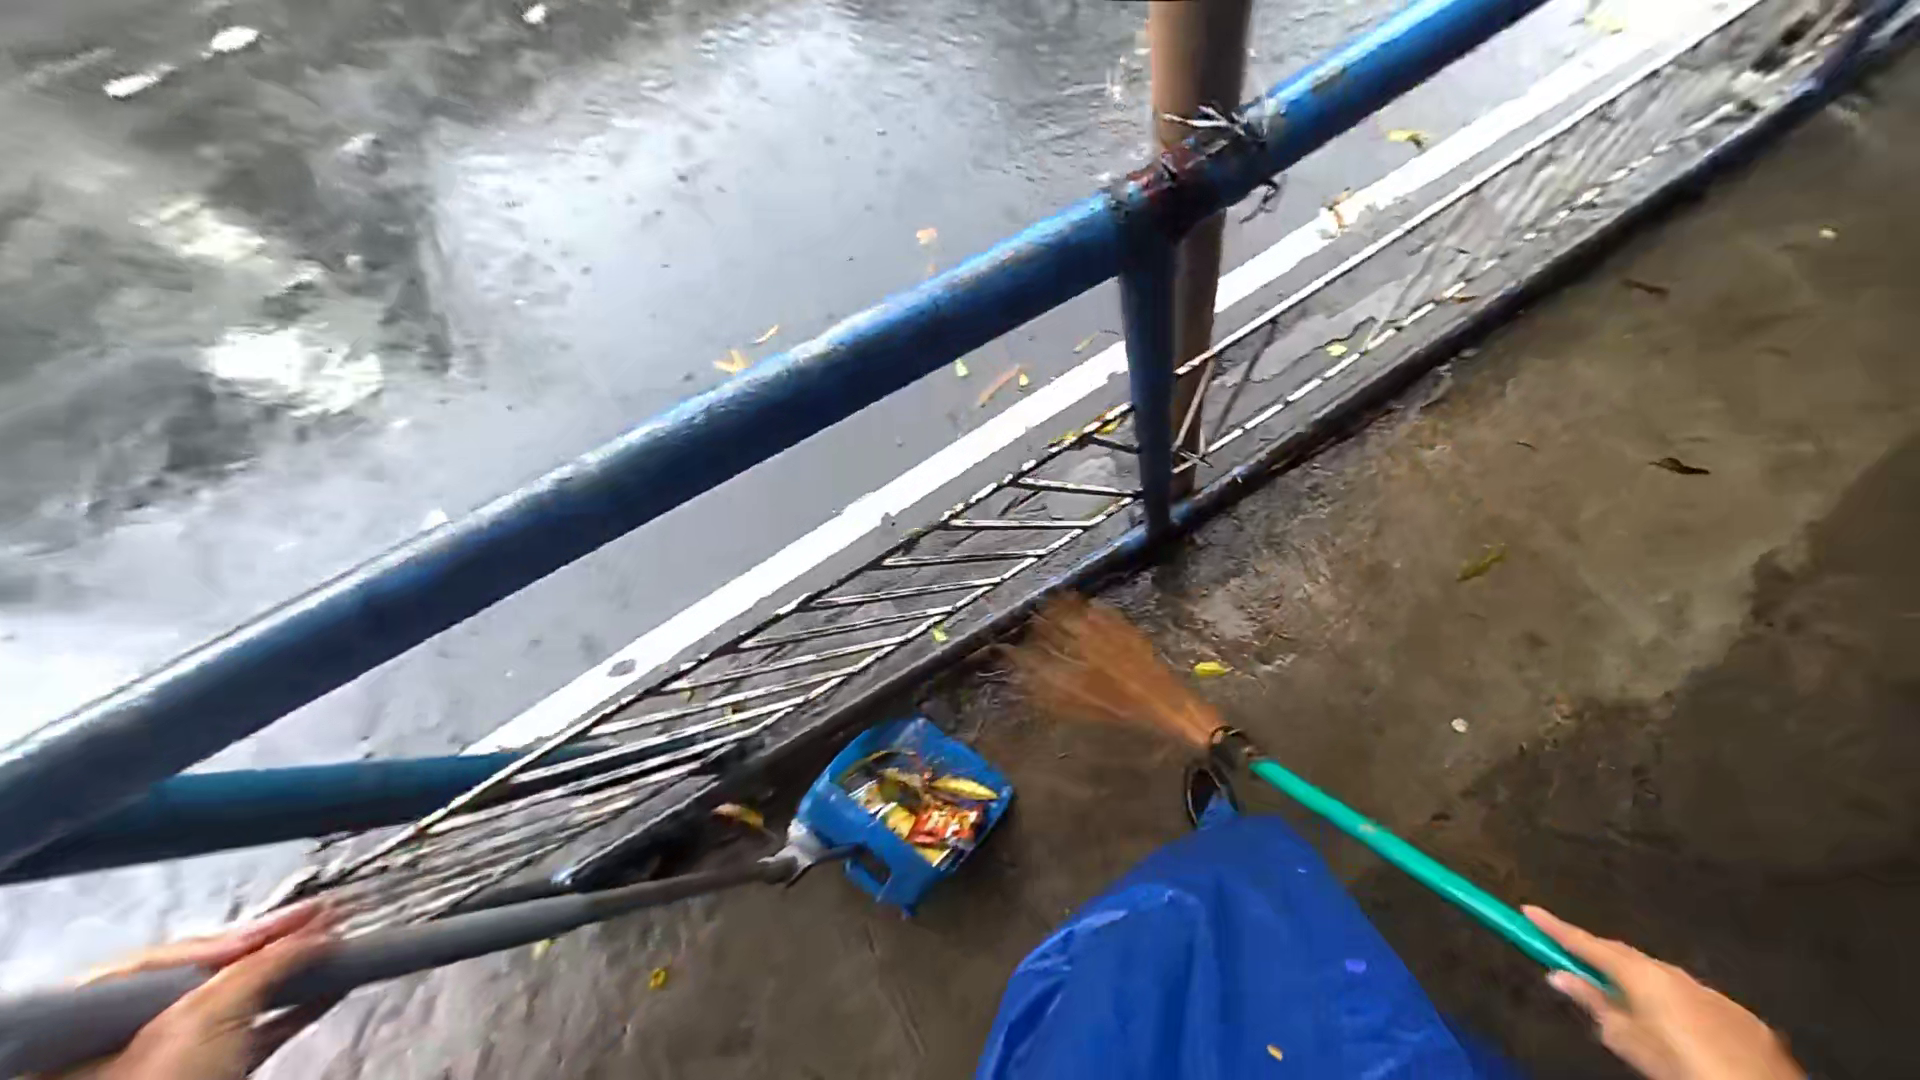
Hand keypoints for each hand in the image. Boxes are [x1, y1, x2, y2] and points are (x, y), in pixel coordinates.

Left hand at [69, 902, 334, 1079]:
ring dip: (292, 973)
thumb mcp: (207, 1017)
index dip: (234, 935)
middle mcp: (109, 1049)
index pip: (164, 957)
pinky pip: (251, 1034)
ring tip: (340, 945)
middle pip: (203, 979)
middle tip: (325, 922)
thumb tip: (321, 927)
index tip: (301, 915)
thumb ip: (263, 964)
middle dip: (271, 950)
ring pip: (233, 1004)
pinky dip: (294, 1008)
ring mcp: (158, 1069)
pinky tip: (334, 986)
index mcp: (80, 1030)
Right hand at [1524, 906, 1800, 1079]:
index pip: (1584, 943)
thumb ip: (1594, 1004)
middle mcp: (1672, 973)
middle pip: (1624, 955)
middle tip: (1572, 958)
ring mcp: (1712, 994)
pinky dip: (1672, 1001)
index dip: (1553, 926)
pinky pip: (1693, 998)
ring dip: (1635, 978)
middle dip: (1596, 953)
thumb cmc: (1681, 1067)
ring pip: (1660, 976)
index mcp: (1640, 975)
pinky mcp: (1743, 1018)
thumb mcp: (1628, 1042)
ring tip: (1623, 998)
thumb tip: (1559, 975)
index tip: (1527, 910)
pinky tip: (1676, 1026)